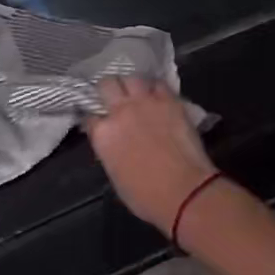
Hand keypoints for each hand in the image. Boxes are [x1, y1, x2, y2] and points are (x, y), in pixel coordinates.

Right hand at [83, 77, 217, 234]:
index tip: (98, 122)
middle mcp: (120, 111)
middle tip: (114, 99)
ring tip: (136, 94)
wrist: (185, 191)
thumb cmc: (146, 196)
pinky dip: (155, 88)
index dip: (94, 118)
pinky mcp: (169, 100)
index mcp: (103, 134)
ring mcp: (145, 102)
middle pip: (107, 85)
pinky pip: (158, 84)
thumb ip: (109, 151)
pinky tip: (157, 96)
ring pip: (132, 78)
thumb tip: (112, 142)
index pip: (89, 116)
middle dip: (108, 90)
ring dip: (131, 85)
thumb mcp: (115, 176)